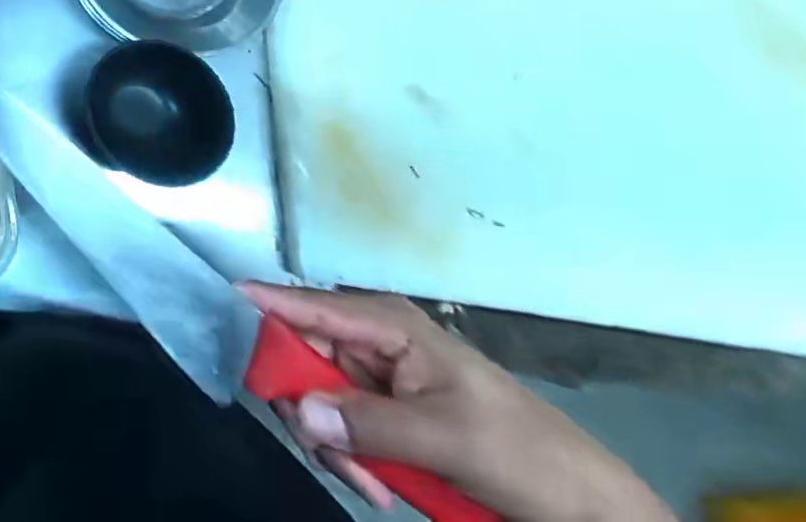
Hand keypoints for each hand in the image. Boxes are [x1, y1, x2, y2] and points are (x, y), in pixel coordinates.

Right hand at [239, 283, 672, 521]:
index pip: (302, 303)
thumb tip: (296, 410)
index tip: (215, 317)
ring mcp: (371, 374)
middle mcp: (367, 338)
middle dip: (306, 407)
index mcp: (384, 322)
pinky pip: (333, 423)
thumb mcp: (450, 438)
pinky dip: (345, 455)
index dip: (257, 306)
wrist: (589, 511)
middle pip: (297, 355)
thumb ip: (369, 422)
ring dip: (329, 441)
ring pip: (310, 395)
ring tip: (368, 483)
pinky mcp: (376, 408)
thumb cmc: (525, 454)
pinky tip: (376, 484)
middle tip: (325, 452)